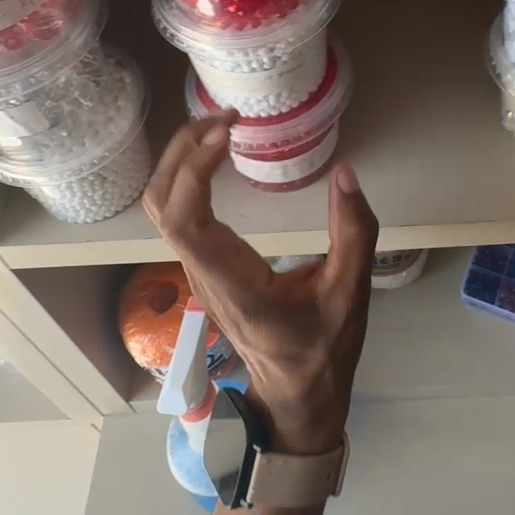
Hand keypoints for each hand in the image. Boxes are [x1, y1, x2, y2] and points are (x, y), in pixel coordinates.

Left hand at [144, 113, 378, 456]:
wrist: (295, 397)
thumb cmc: (322, 349)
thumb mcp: (351, 294)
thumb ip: (354, 234)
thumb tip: (345, 173)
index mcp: (233, 281)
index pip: (185, 221)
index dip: (193, 171)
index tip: (226, 133)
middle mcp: (203, 272)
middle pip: (160, 205)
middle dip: (181, 152)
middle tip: (224, 117)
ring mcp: (198, 270)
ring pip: (162, 208)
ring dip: (180, 161)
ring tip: (218, 127)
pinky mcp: (204, 265)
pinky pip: (179, 213)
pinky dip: (188, 176)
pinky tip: (216, 155)